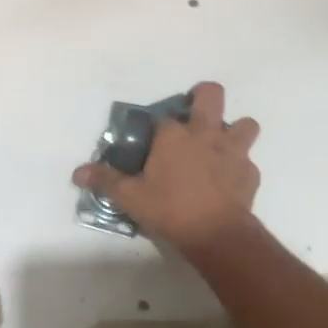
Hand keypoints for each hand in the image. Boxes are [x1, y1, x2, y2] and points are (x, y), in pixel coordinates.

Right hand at [72, 81, 260, 252]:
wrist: (216, 234)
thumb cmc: (169, 209)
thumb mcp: (130, 197)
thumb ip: (105, 180)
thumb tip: (77, 172)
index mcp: (174, 135)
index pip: (162, 117)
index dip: (155, 127)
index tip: (149, 142)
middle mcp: (206, 133)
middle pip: (211, 94)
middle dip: (203, 96)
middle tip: (194, 116)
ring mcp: (234, 151)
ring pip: (245, 124)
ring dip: (234, 131)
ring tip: (219, 149)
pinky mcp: (250, 173)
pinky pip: (247, 162)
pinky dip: (237, 169)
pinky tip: (226, 184)